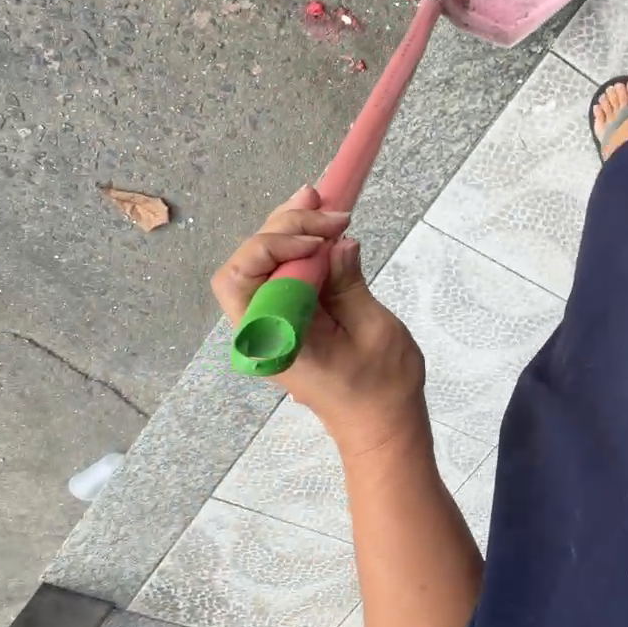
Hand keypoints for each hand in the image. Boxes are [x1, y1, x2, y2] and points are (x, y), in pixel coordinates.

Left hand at [212, 186, 427, 455]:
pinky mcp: (290, 324)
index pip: (244, 276)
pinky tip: (321, 231)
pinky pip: (282, 280)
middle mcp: (261, 331)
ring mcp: (272, 328)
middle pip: (247, 265)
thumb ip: (348, 285)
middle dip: (284, 226)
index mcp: (274, 338)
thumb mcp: (373, 330)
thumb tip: (337, 244)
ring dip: (290, 232)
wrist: (381, 425)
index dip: (278, 242)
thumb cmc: (383, 386)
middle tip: (326, 202)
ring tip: (321, 202)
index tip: (326, 231)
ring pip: (261, 268)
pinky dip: (300, 252)